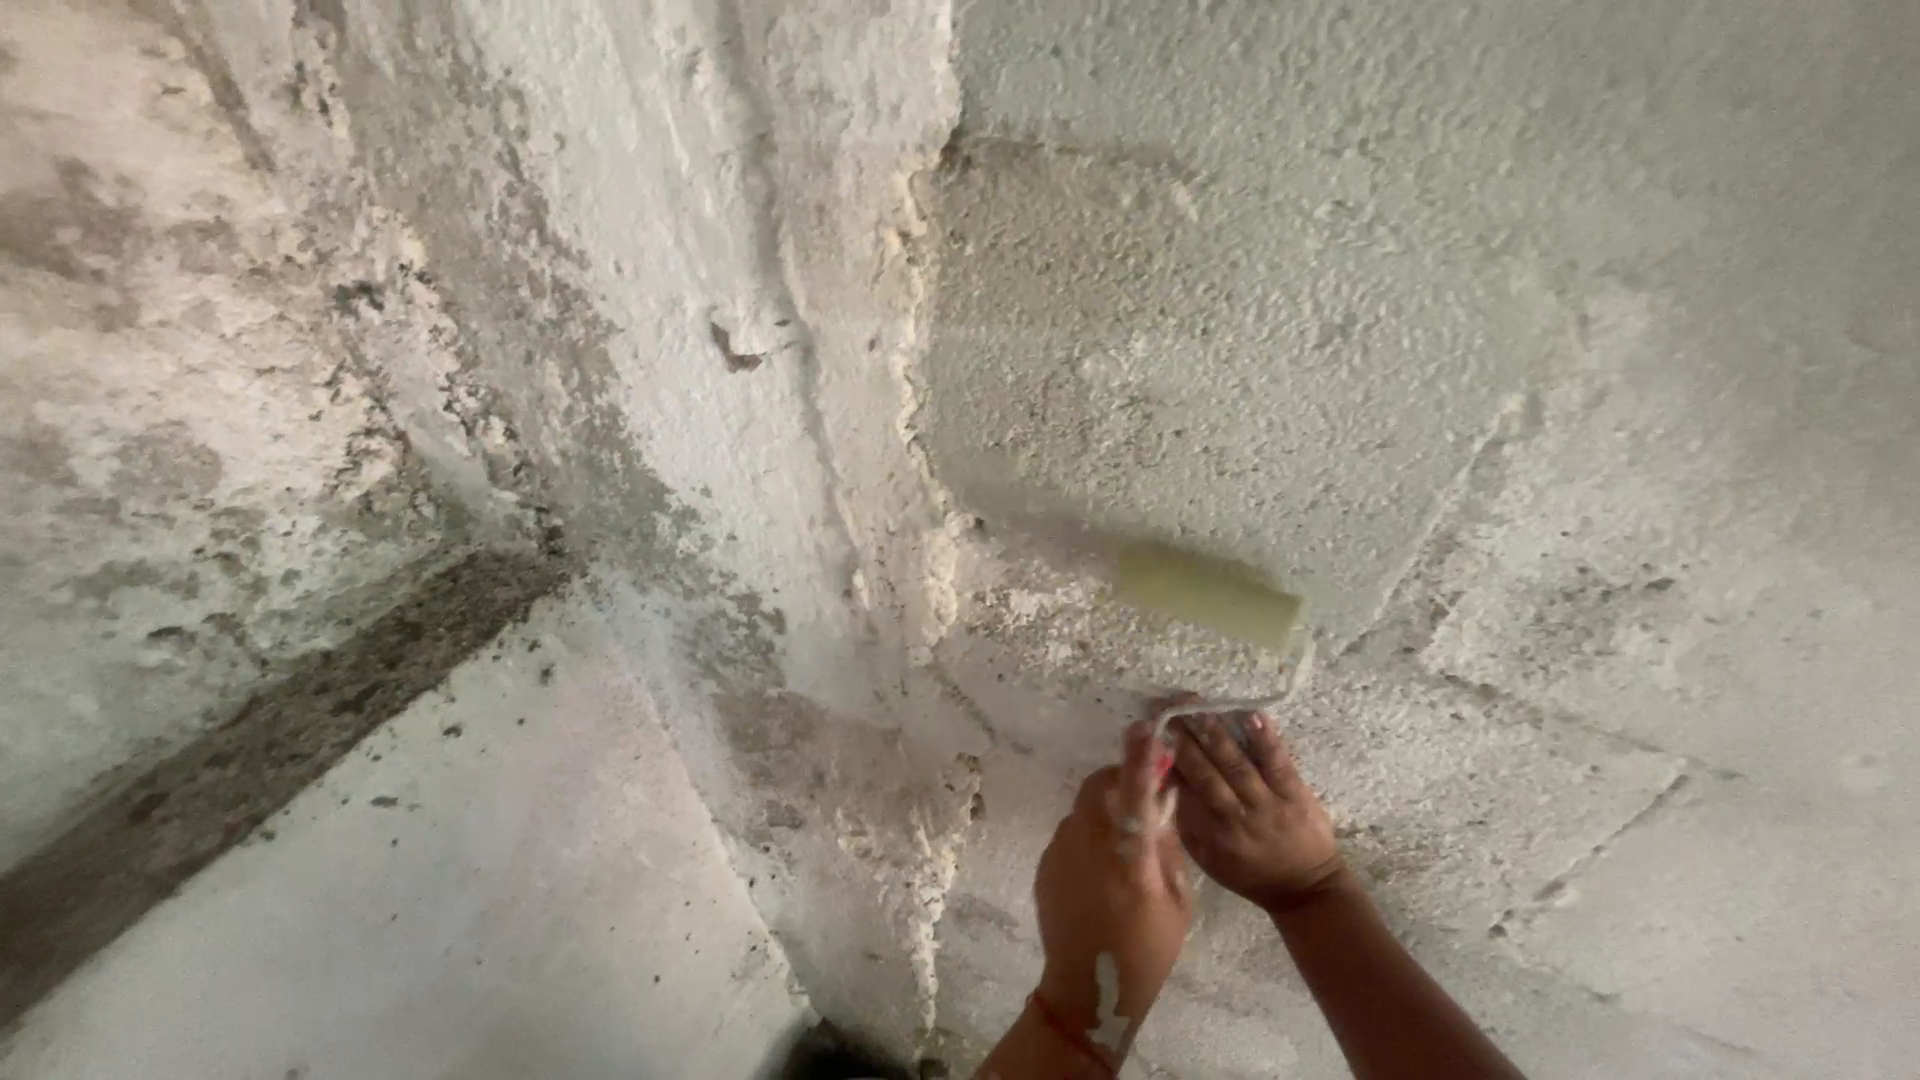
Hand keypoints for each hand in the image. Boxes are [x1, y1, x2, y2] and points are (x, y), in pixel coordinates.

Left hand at [1032, 721, 1192, 1060]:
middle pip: (1100, 786)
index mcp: (1129, 858)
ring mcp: (1061, 850)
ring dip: (1105, 809)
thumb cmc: (1145, 950)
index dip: (1140, 757)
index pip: (1136, 794)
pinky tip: (1099, 870)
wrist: (1086, 988)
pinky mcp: (1046, 860)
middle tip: (1142, 794)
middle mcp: (1089, 844)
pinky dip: (1088, 835)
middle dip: (1121, 779)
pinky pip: (1072, 832)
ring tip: (1121, 845)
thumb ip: (1167, 847)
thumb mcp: (1177, 901)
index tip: (1146, 726)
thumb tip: (1161, 805)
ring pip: (1085, 807)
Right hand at [1169, 699, 1345, 911]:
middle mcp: (1236, 817)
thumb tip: (1165, 780)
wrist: (1307, 890)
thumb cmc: (1249, 874)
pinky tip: (1250, 714)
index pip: (1182, 790)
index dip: (1166, 760)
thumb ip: (1187, 822)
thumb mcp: (1208, 858)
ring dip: (1212, 730)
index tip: (1151, 735)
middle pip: (1204, 772)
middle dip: (1183, 738)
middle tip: (1166, 710)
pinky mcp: (1295, 793)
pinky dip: (1263, 737)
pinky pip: (1276, 761)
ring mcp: (1267, 803)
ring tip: (1194, 704)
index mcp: (1211, 834)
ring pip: (1235, 762)